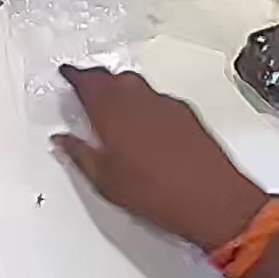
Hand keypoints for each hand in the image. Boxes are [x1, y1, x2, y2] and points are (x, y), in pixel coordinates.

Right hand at [52, 65, 266, 249]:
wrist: (215, 204)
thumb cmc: (159, 193)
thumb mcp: (105, 181)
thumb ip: (79, 154)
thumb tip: (62, 141)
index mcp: (110, 111)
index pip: (86, 81)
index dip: (73, 75)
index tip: (67, 73)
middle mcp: (137, 100)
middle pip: (109, 76)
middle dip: (94, 78)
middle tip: (85, 85)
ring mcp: (163, 104)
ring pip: (134, 83)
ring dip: (119, 87)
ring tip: (112, 103)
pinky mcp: (185, 113)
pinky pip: (157, 96)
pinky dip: (144, 100)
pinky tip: (144, 120)